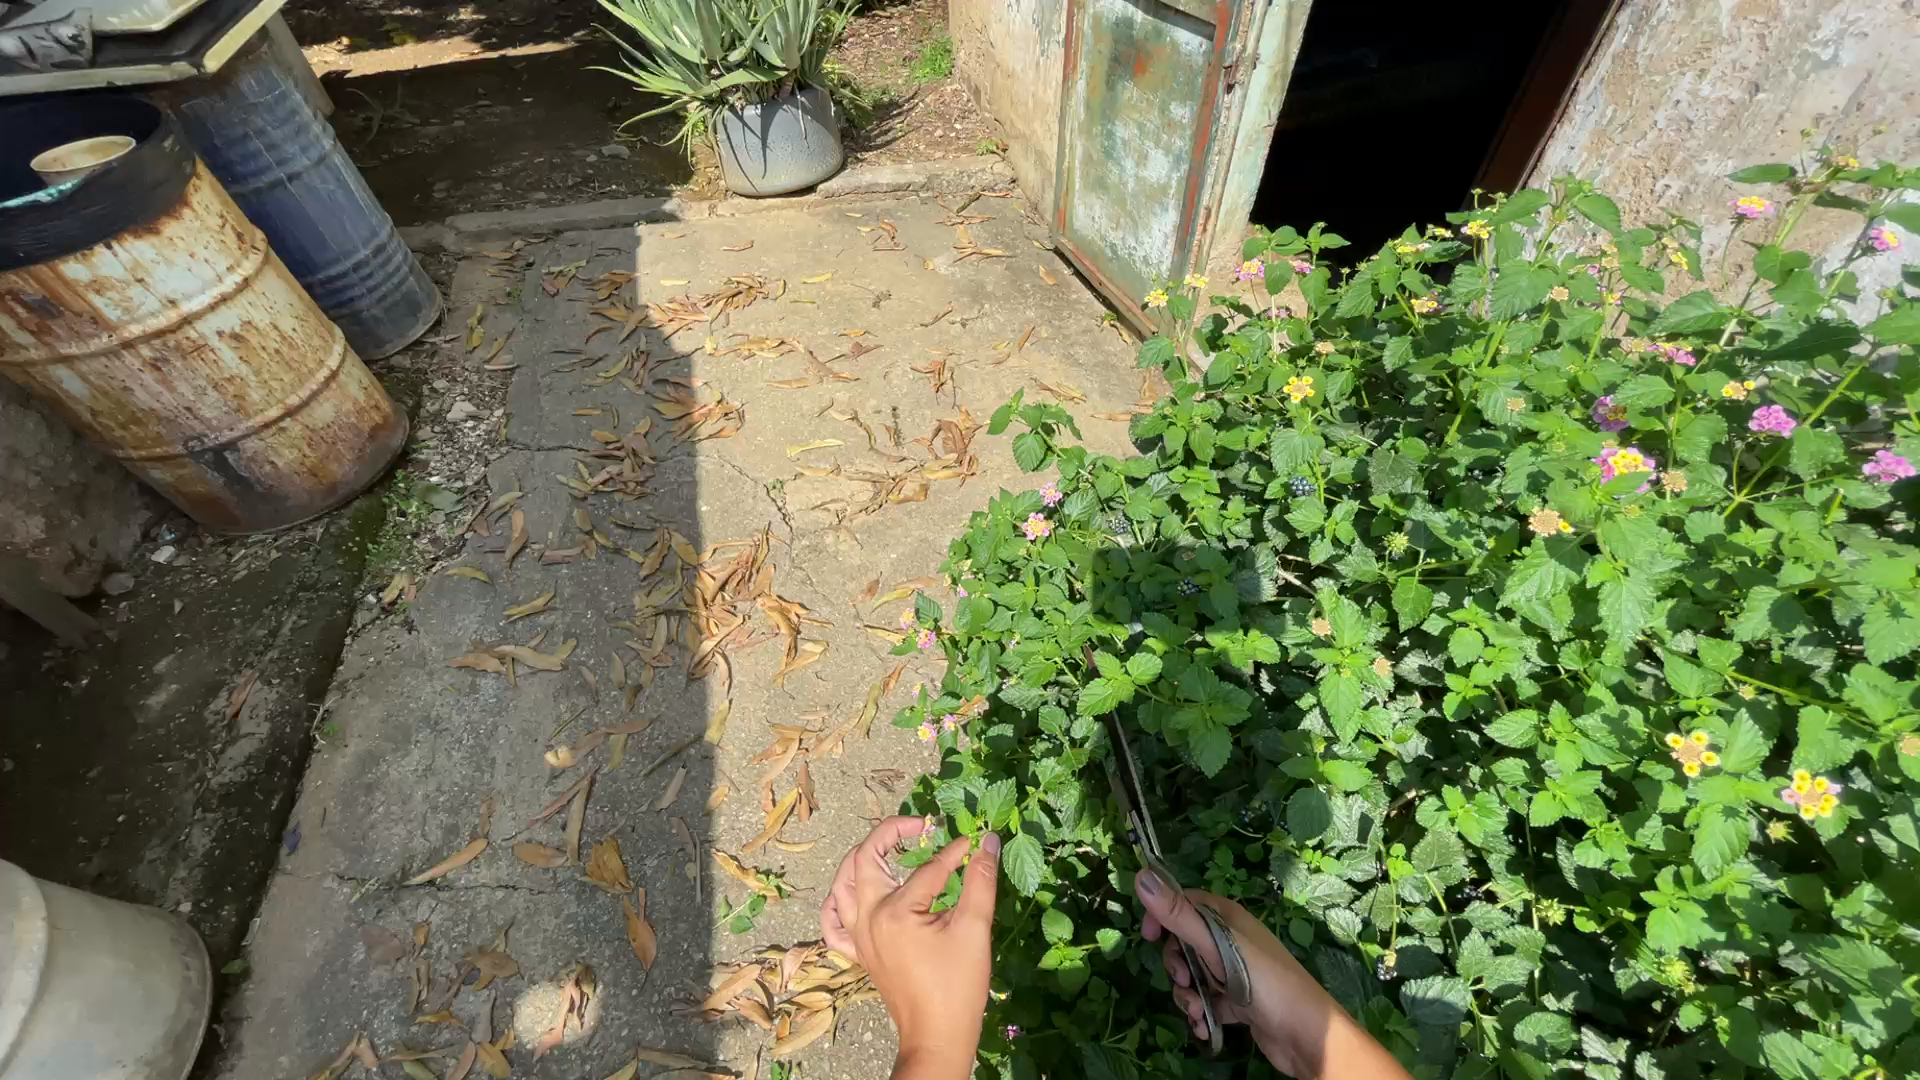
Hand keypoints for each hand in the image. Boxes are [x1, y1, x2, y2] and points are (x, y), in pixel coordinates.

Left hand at [821, 818, 1000, 1079]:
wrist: (938, 1041)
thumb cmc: (958, 987)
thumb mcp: (974, 929)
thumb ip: (981, 880)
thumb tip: (988, 840)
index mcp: (895, 911)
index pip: (928, 867)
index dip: (954, 851)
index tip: (976, 841)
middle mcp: (868, 918)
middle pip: (865, 858)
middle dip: (891, 832)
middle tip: (920, 826)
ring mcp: (858, 937)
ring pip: (842, 884)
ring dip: (861, 858)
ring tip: (889, 847)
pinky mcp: (858, 953)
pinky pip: (833, 923)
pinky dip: (838, 901)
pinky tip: (853, 892)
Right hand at [1136, 869, 1408, 1079]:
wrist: (1309, 1037)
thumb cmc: (1264, 980)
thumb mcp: (1217, 945)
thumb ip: (1178, 914)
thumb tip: (1141, 876)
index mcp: (1226, 917)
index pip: (1183, 903)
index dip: (1163, 917)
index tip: (1150, 937)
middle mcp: (1229, 939)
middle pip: (1185, 942)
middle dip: (1176, 964)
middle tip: (1184, 981)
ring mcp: (1235, 972)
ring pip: (1194, 975)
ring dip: (1188, 995)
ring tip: (1197, 1012)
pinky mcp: (1239, 1001)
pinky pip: (1208, 1000)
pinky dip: (1202, 1013)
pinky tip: (1205, 1028)